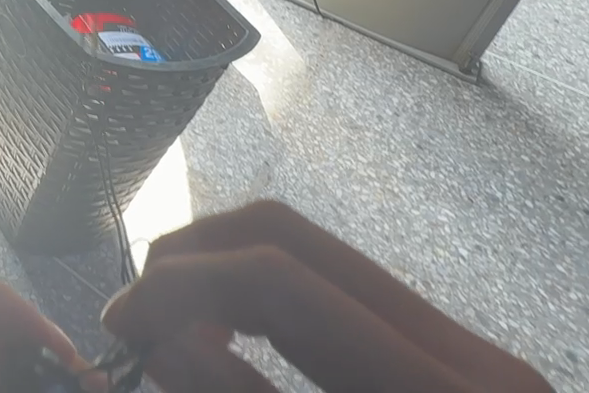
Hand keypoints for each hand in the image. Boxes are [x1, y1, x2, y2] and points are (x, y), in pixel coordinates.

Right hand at [102, 200, 553, 391]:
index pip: (279, 278)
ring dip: (210, 267)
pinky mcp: (447, 356)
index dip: (179, 288)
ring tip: (166, 320)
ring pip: (296, 241)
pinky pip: (323, 282)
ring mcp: (463, 348)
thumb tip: (167, 338)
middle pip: (279, 232)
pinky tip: (224, 331)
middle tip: (135, 317)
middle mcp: (466, 353)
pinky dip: (250, 291)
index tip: (123, 332)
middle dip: (184, 261)